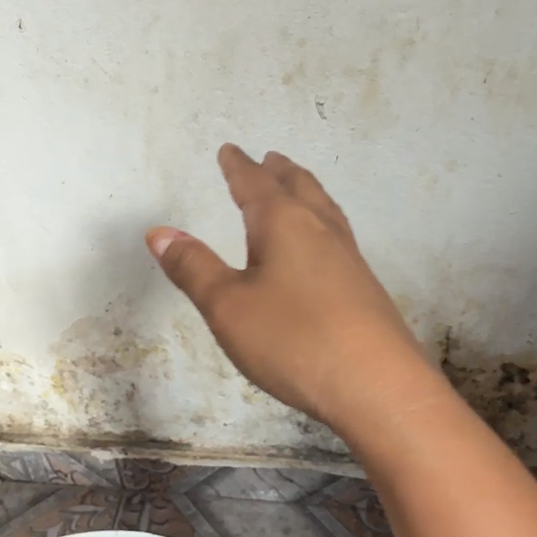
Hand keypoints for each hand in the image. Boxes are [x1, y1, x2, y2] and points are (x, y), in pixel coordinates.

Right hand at [146, 144, 434, 428]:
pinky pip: (337, 236)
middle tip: (269, 158)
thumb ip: (193, 267)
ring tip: (296, 190)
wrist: (377, 385)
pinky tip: (321, 248)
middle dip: (279, 172)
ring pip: (324, 209)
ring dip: (306, 192)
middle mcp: (320, 230)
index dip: (238, 167)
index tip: (230, 150)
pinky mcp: (365, 287)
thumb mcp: (228, 306)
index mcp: (284, 224)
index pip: (256, 184)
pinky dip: (320, 222)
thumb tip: (159, 231)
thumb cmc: (293, 339)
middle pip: (299, 187)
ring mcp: (349, 258)